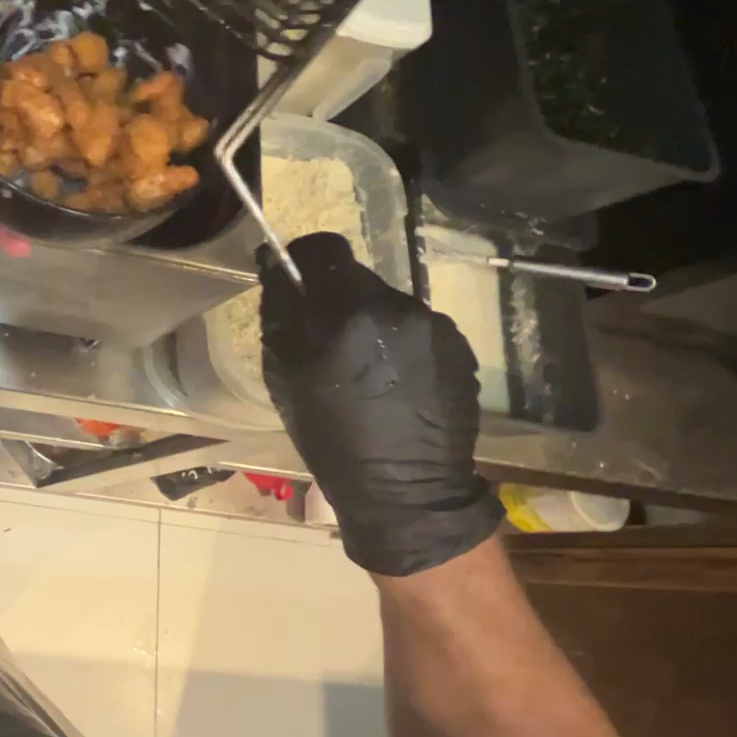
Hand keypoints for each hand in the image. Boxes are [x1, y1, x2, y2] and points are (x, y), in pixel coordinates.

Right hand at [259, 233, 504, 577]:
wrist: (404, 488)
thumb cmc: (329, 435)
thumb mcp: (284, 375)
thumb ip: (280, 314)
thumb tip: (276, 267)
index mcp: (347, 312)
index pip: (323, 248)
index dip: (302, 259)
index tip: (292, 282)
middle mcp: (398, 307)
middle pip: (355, 278)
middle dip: (334, 301)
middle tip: (323, 343)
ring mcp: (436, 326)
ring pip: (386, 304)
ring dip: (367, 323)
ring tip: (360, 369)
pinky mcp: (460, 348)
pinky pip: (415, 329)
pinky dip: (396, 344)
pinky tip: (391, 383)